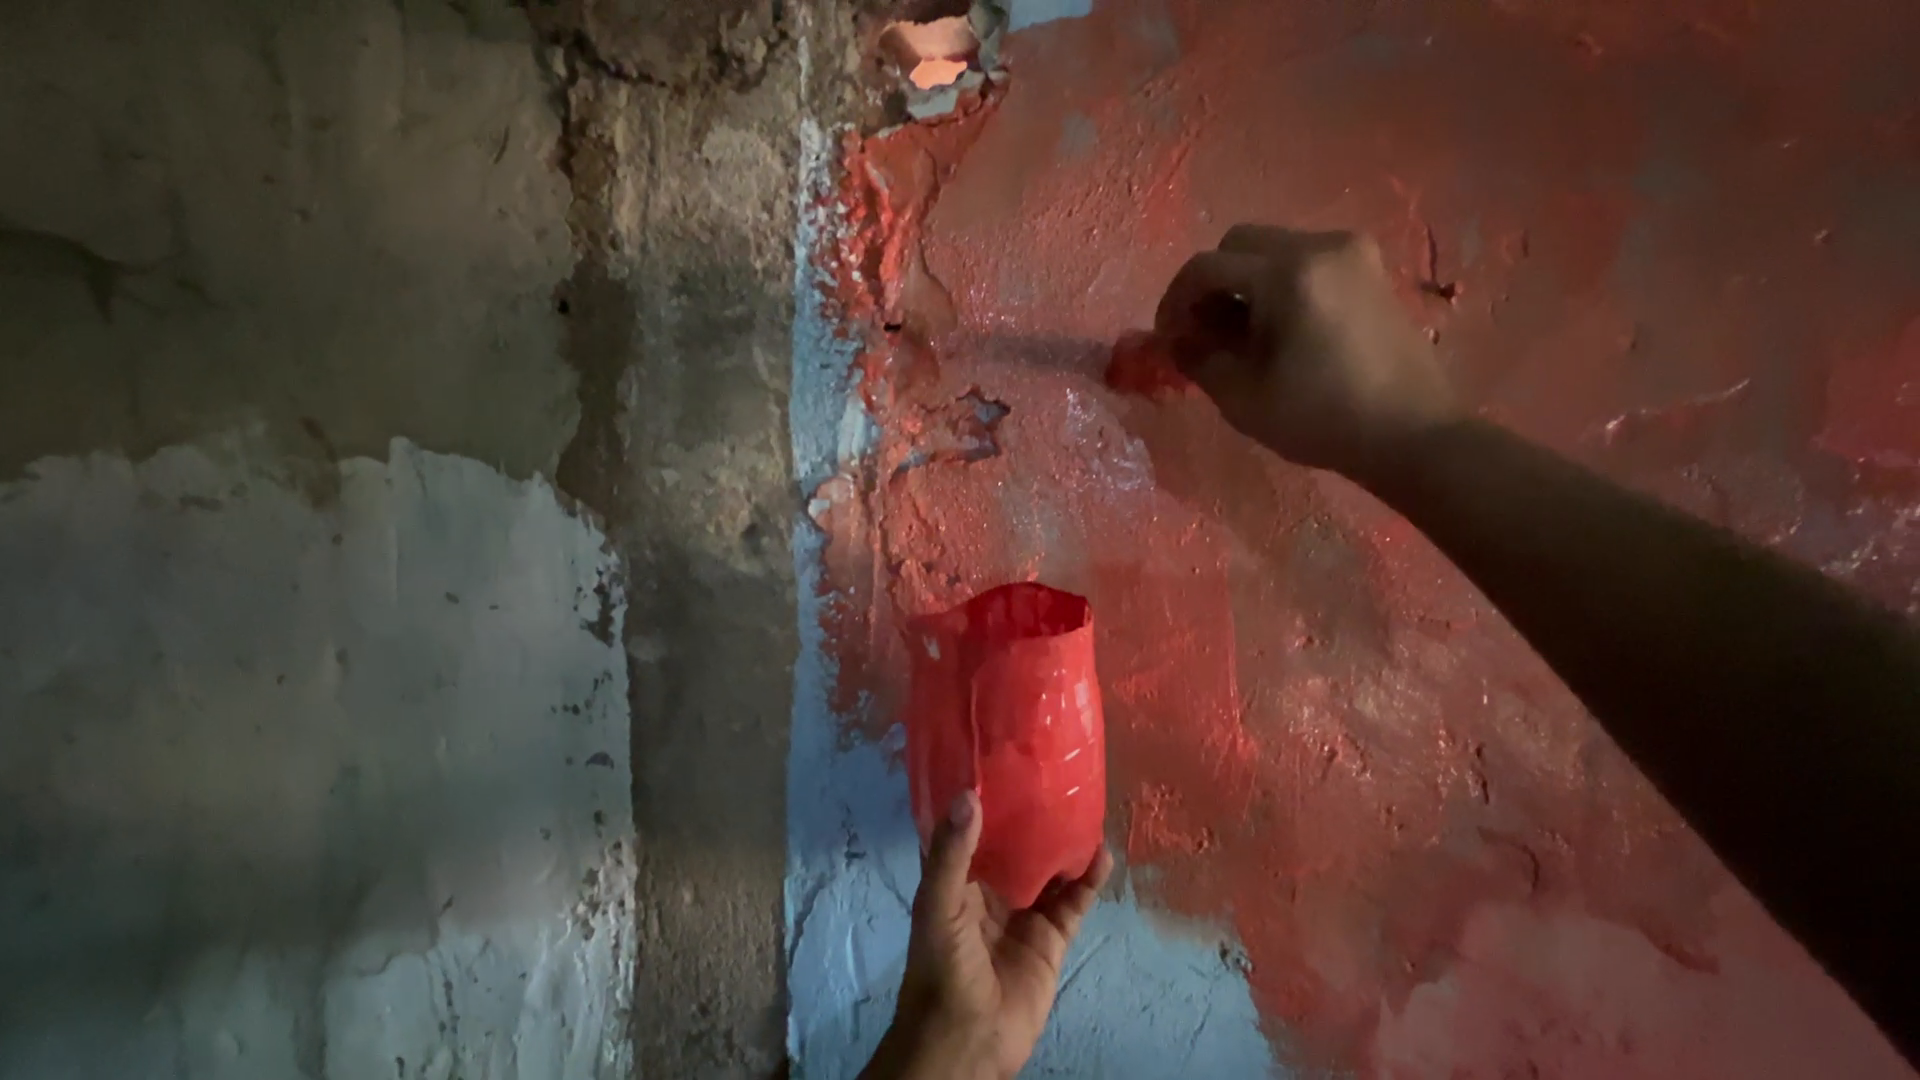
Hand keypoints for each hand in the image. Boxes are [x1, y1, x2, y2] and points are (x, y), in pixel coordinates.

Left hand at [861, 791, 1115, 1079]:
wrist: (967, 1040)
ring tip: (1085, 805)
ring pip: (1049, 867)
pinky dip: (1089, 878)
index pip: (971, 827)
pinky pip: (1073, 901)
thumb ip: (953, 852)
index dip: (984, 795)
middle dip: (1033, 813)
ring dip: (1065, 841)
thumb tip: (970, 793)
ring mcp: (1023, 911)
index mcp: (957, 876)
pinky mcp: (1050, 937)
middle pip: (1016, 842)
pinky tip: (1102, 854)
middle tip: (1055, 774)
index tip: (1002, 757)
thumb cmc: (941, 965)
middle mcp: (991, 887)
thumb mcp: (938, 903)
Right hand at [1155, 225, 1460, 481]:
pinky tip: (1277, 329)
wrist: (1411, 432)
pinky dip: (1278, 285)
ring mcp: (1352, 252)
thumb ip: (1198, 360)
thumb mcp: (1242, 398)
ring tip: (1240, 335)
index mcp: (1288, 274)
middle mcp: (1320, 246)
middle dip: (1210, 285)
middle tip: (1202, 332)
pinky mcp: (1369, 269)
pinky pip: (1305, 260)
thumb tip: (1176, 340)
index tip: (1167, 337)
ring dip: (1244, 284)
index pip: (1206, 266)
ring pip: (1272, 249)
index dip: (1175, 300)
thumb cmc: (1321, 419)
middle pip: (1239, 243)